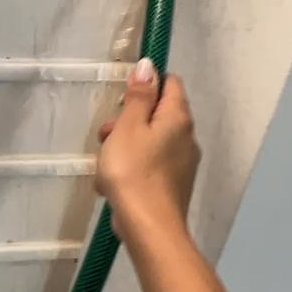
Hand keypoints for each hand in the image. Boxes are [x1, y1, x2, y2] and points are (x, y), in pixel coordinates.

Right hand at [97, 58, 199, 246]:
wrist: (148, 225)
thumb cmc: (133, 170)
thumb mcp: (128, 127)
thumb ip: (139, 96)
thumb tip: (149, 66)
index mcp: (178, 119)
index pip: (171, 84)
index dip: (148, 83)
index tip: (123, 97)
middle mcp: (187, 138)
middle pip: (157, 114)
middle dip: (128, 120)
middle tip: (106, 134)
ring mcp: (183, 163)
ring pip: (150, 141)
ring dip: (125, 145)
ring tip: (104, 164)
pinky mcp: (173, 184)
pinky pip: (150, 164)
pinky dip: (131, 167)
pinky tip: (113, 183)